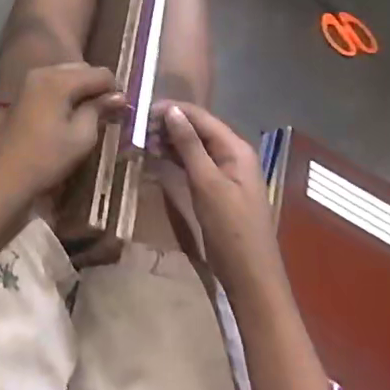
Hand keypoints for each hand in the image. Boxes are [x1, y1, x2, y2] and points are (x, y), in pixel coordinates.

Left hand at [0, 63, 126, 198]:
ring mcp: (31, 80)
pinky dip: (66, 93)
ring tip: (90, 115)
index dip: (114, 90)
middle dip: (97, 87)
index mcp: (60, 80)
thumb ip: (100, 109)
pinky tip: (70, 114)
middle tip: (107, 113)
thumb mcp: (81, 137)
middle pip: (83, 69)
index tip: (121, 112)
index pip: (100, 73)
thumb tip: (119, 97)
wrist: (3, 177)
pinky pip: (54, 83)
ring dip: (82, 89)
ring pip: (68, 75)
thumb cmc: (46, 158)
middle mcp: (44, 71)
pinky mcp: (24, 92)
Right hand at [152, 101, 283, 293]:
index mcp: (235, 147)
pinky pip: (195, 164)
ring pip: (195, 146)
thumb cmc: (230, 230)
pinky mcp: (219, 190)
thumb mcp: (207, 184)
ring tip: (142, 141)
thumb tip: (171, 110)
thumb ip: (189, 145)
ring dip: (170, 141)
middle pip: (198, 128)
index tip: (141, 111)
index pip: (200, 116)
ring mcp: (227, 173)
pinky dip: (177, 159)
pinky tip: (157, 158)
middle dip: (169, 125)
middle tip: (137, 128)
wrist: (252, 279)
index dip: (171, 110)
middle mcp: (233, 154)